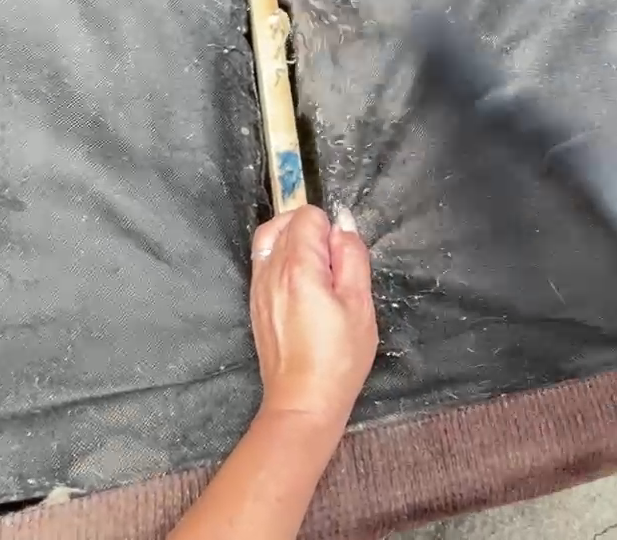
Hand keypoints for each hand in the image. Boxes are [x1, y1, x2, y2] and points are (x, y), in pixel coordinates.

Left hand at [248, 205, 377, 428]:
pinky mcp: (255, 300)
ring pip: (271, 236)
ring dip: (295, 241)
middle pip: (288, 220)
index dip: (330, 229)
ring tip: (317, 270)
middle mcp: (272, 270)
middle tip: (333, 268)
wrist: (303, 402)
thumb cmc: (338, 357)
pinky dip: (282, 258)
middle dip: (313, 233)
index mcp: (299, 267)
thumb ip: (353, 256)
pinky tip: (302, 285)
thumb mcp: (360, 304)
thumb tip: (343, 225)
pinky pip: (264, 259)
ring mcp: (259, 285)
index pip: (307, 215)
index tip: (341, 259)